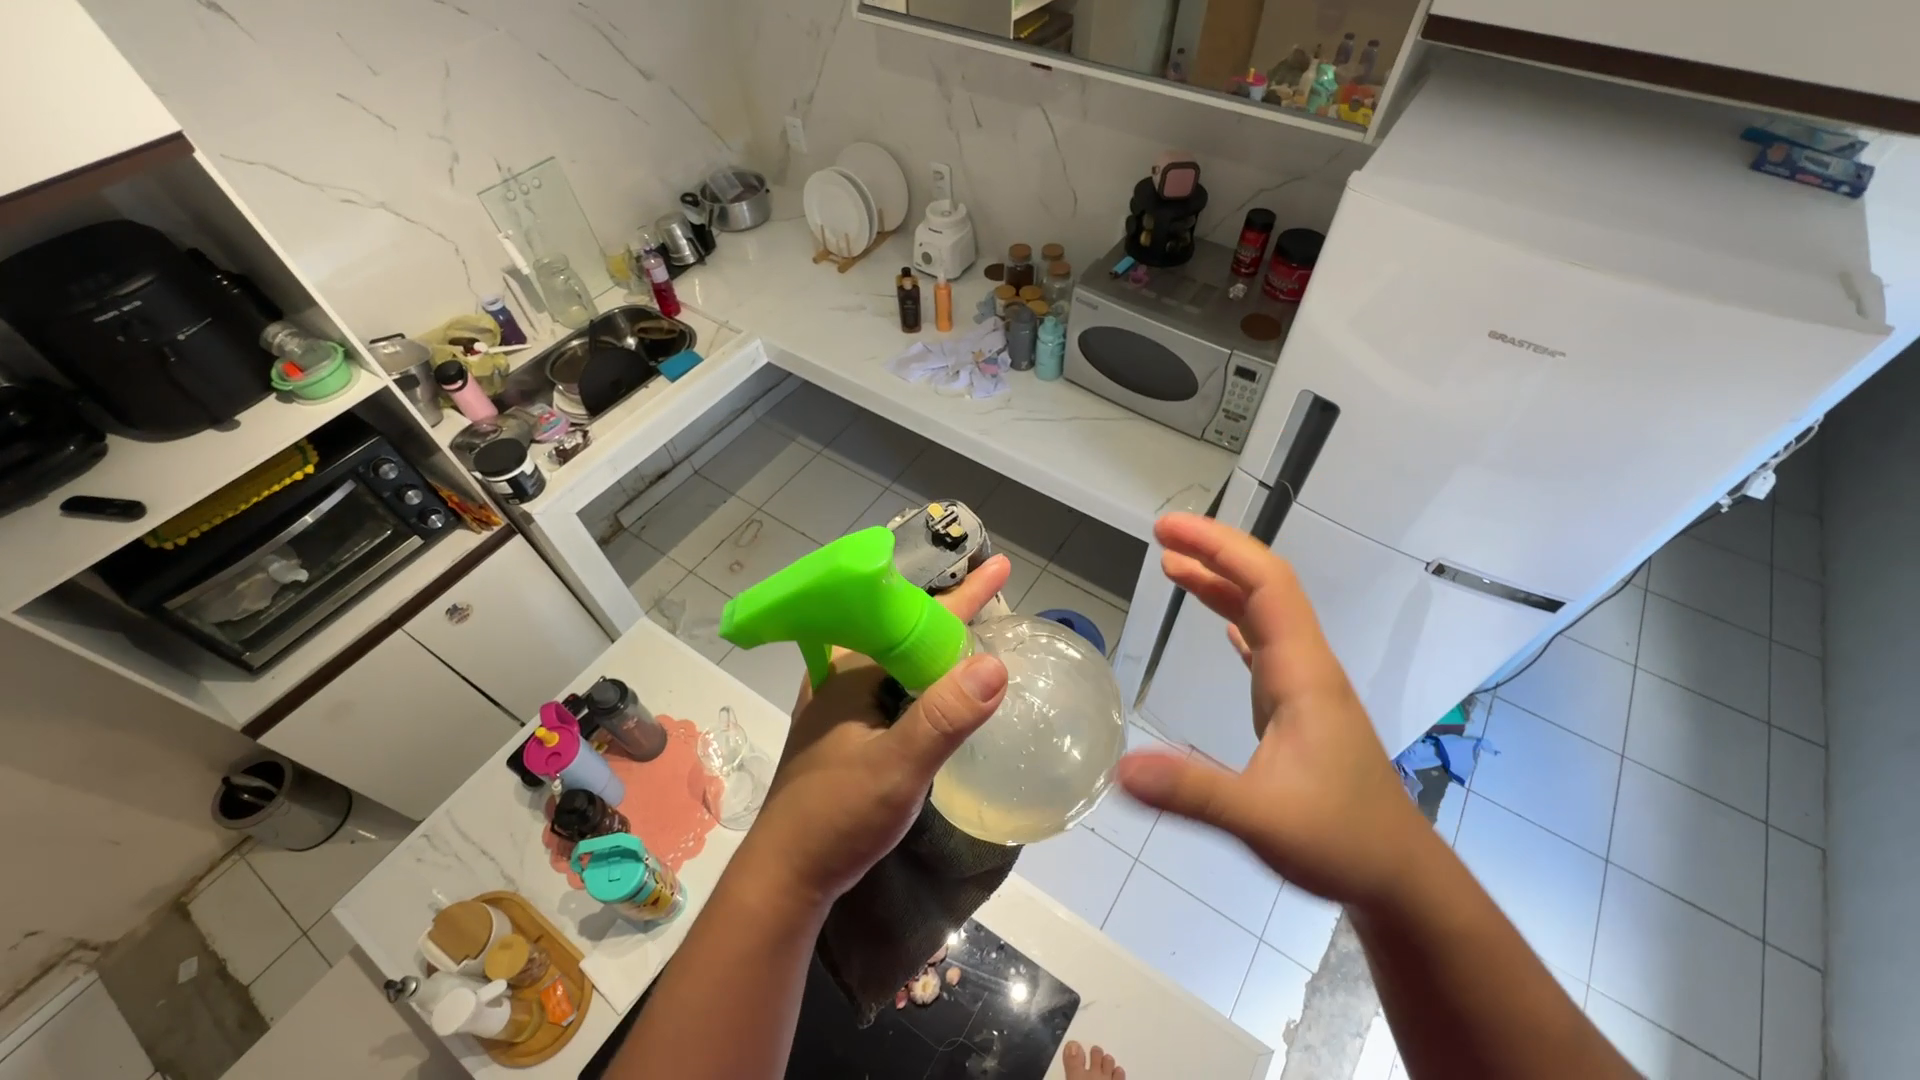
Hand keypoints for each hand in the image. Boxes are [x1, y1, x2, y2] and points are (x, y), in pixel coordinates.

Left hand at [735, 554, 1013, 907]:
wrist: (787, 875)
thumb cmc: (837, 817)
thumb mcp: (897, 768)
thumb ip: (944, 718)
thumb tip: (996, 664)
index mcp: (851, 671)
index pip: (915, 619)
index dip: (963, 596)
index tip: (998, 568)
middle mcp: (842, 677)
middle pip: (905, 630)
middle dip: (951, 612)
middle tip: (994, 599)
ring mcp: (840, 705)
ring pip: (897, 659)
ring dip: (937, 645)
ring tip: (976, 635)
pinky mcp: (845, 733)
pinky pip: (893, 687)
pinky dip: (924, 678)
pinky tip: (942, 690)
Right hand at [1115, 514, 1428, 908]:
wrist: (1399, 877)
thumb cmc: (1341, 841)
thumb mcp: (1262, 820)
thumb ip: (1193, 792)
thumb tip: (1120, 770)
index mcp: (1303, 675)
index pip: (1265, 585)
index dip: (1219, 548)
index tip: (1167, 531)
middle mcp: (1306, 669)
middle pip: (1264, 589)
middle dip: (1215, 553)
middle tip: (1161, 537)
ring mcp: (1305, 689)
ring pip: (1263, 616)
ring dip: (1221, 586)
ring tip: (1174, 568)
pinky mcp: (1299, 711)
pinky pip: (1265, 648)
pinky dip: (1236, 623)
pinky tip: (1221, 627)